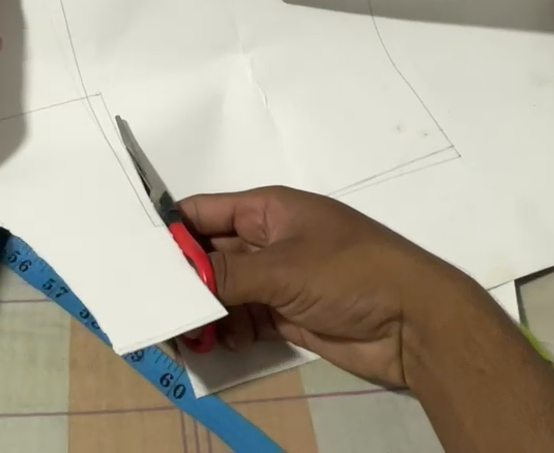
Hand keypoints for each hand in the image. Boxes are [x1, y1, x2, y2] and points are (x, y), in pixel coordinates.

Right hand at [179, 186, 490, 387]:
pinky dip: (231, 330)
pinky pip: (247, 317)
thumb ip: (228, 274)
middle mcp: (269, 239)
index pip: (207, 211)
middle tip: (153, 304)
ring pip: (227, 289)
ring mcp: (280, 278)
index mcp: (268, 209)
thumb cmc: (350, 271)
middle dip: (185, 277)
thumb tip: (181, 277)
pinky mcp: (290, 313)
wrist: (415, 322)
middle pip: (213, 254)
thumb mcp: (284, 267)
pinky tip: (220, 345)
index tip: (138, 253)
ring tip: (183, 333)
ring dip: (206, 309)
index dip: (174, 229)